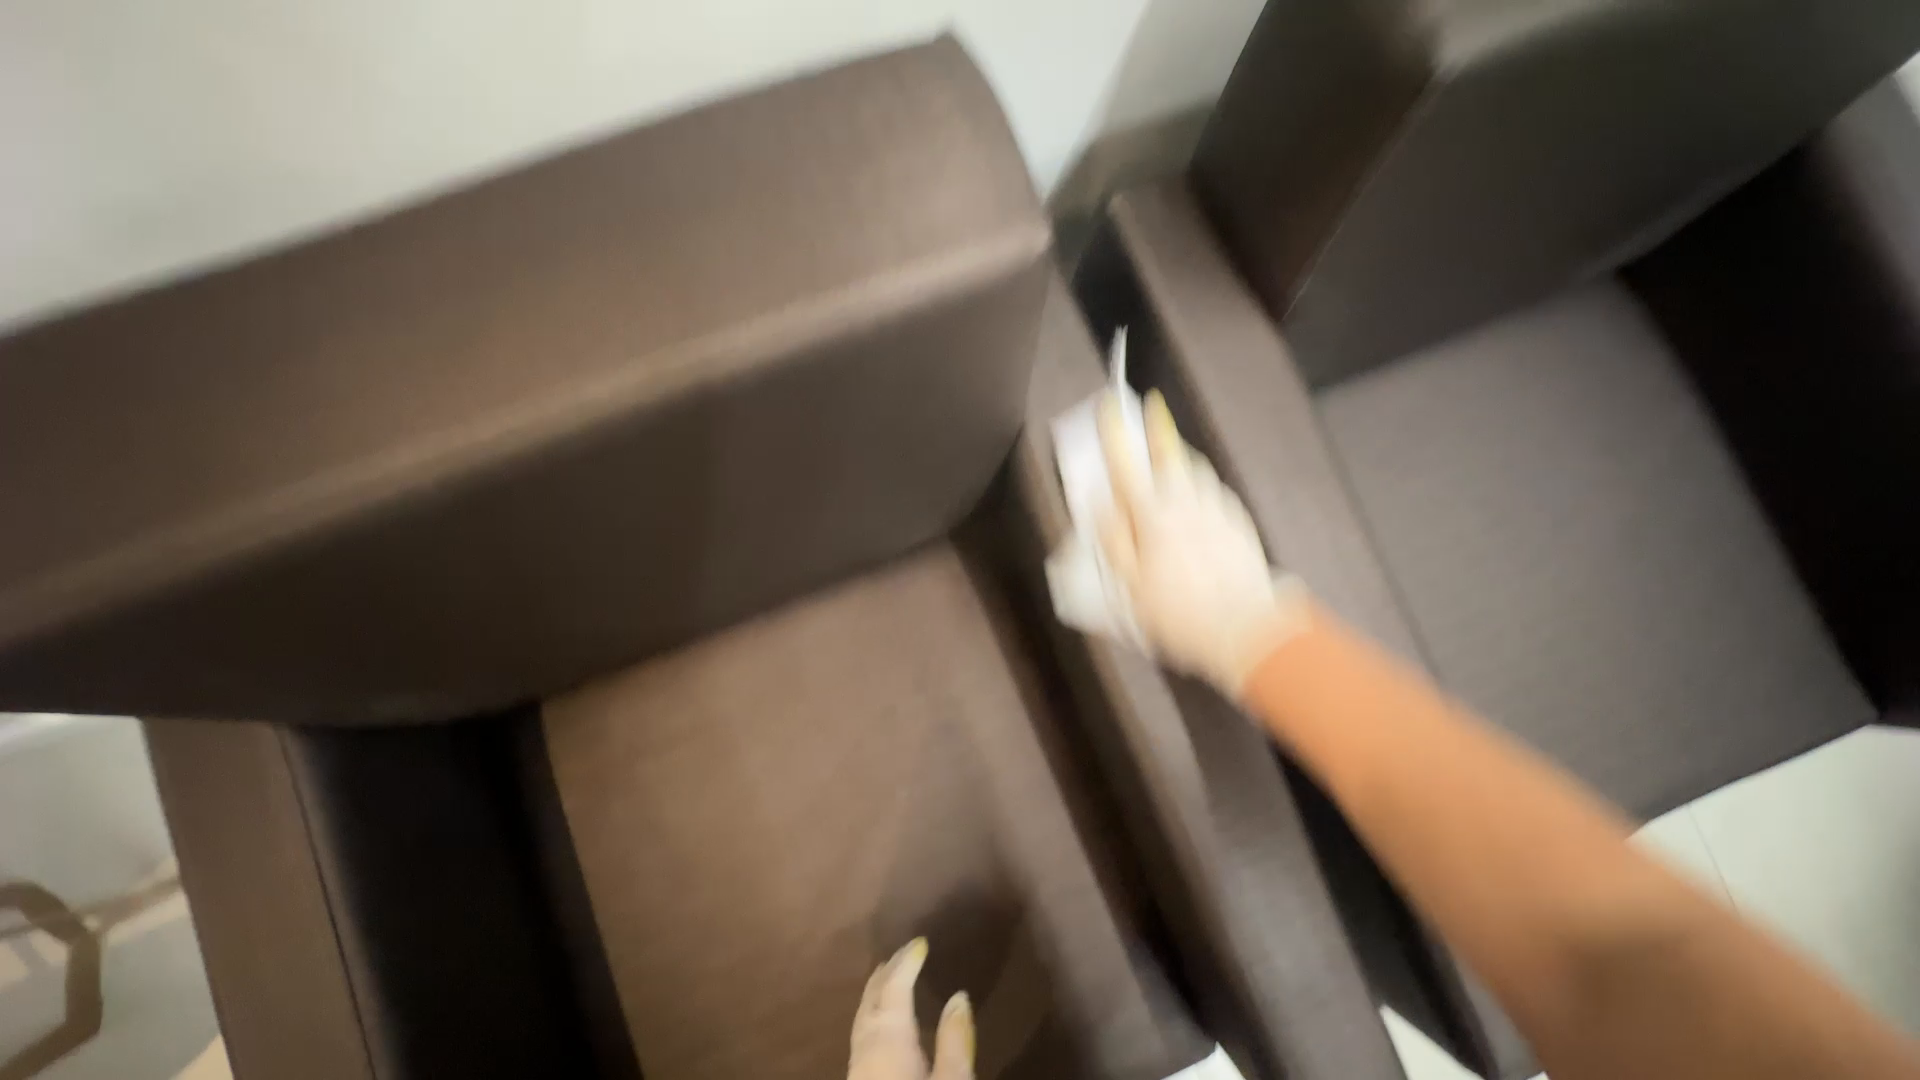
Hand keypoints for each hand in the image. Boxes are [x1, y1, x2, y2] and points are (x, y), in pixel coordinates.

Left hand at [848, 939, 973, 1079]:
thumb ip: (954, 1041)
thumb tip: (959, 996)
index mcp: (889, 1040)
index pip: (894, 990)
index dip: (906, 963)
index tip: (920, 941)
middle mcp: (866, 1046)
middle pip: (873, 999)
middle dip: (888, 971)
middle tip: (904, 950)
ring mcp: (856, 1065)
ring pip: (863, 1016)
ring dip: (876, 990)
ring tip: (888, 973)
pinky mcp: (857, 1079)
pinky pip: (862, 1031)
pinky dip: (872, 1010)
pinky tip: (880, 1018)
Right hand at [1098, 390, 1308, 696]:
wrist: (1246, 630)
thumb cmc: (1181, 614)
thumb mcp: (1130, 585)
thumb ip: (1113, 539)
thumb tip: (1103, 506)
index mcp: (1154, 517)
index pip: (1128, 462)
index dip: (1116, 430)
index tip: (1109, 404)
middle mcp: (1188, 504)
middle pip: (1171, 452)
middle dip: (1158, 424)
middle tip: (1151, 405)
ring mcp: (1218, 511)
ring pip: (1195, 471)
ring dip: (1178, 455)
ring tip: (1168, 454)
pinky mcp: (1238, 525)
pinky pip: (1214, 493)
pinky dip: (1199, 485)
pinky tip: (1194, 498)